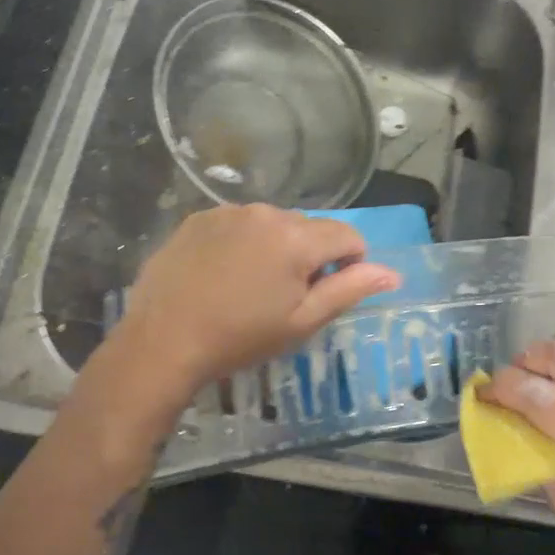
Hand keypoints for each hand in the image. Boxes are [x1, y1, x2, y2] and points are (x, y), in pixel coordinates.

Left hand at [108, 204, 400, 410]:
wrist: (163, 342)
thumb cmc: (240, 338)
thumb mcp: (302, 322)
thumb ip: (349, 290)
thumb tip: (392, 273)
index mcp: (297, 237)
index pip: (348, 236)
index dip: (349, 264)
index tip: (324, 294)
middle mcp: (266, 213)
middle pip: (309, 228)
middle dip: (309, 256)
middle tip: (284, 297)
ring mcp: (228, 212)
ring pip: (272, 224)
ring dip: (274, 247)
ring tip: (249, 287)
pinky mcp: (198, 219)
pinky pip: (237, 224)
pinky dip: (241, 243)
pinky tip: (222, 275)